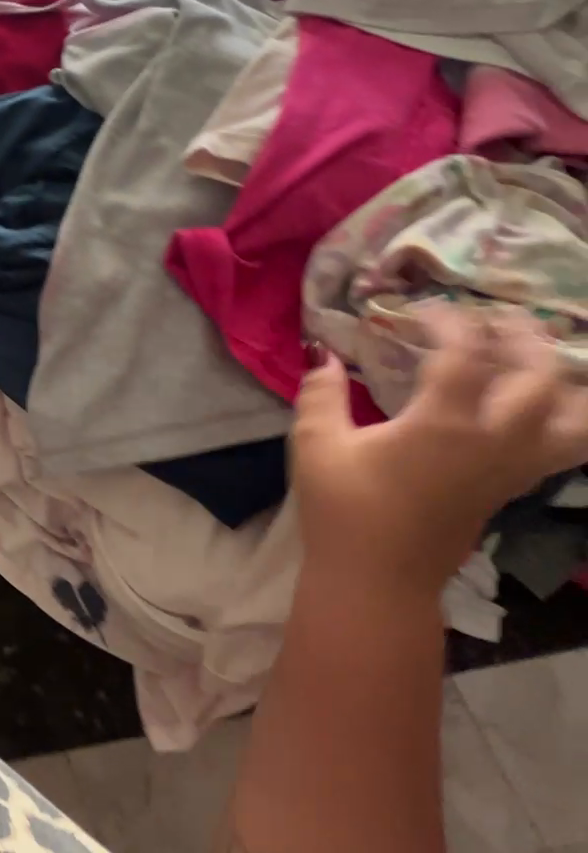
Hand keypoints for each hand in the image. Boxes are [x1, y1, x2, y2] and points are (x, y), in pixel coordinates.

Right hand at [293, 305, 587, 596]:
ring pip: (576, 414)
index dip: (448, 323)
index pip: (463, 355)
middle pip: (540, 376)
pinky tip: (544, 406)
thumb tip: (322, 354)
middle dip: (521, 339)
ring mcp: (515, 465)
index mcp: (444, 424)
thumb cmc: (341, 504)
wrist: (378, 570)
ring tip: (541, 358)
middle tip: (494, 318)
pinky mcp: (516, 484)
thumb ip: (321, 394)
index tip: (424, 308)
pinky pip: (570, 443)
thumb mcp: (317, 443)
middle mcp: (496, 439)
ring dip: (564, 378)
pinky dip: (569, 415)